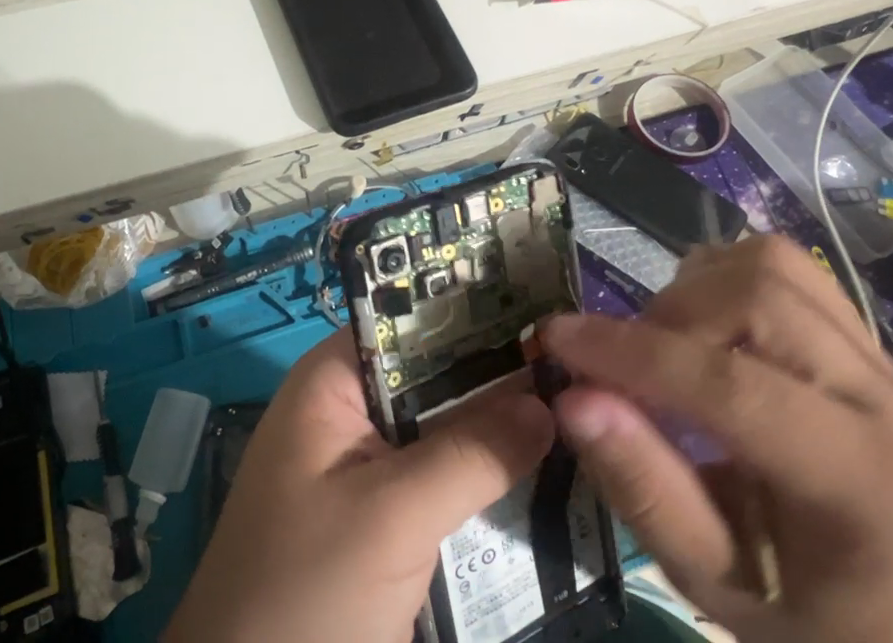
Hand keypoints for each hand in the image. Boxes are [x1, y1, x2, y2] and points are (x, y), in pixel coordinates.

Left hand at [163, 330, 554, 642]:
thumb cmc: (305, 589)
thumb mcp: (390, 515)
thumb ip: (470, 453)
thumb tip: (549, 402)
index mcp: (332, 386)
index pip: (408, 320)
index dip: (474, 309)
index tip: (547, 303)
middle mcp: (352, 414)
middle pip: (437, 374)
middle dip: (502, 371)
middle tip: (586, 360)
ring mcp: (372, 469)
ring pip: (449, 428)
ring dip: (505, 426)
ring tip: (587, 402)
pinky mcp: (389, 519)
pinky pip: (448, 479)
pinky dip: (491, 474)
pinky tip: (553, 464)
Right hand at [539, 237, 892, 642]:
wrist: (884, 593)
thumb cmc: (792, 604)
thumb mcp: (708, 578)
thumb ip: (644, 490)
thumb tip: (573, 398)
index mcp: (859, 482)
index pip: (737, 390)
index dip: (635, 358)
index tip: (556, 342)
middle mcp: (885, 399)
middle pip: (761, 298)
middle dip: (664, 321)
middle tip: (618, 367)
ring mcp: (882, 355)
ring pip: (770, 264)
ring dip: (690, 292)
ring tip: (661, 349)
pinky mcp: (863, 330)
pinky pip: (781, 263)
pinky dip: (718, 278)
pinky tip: (699, 330)